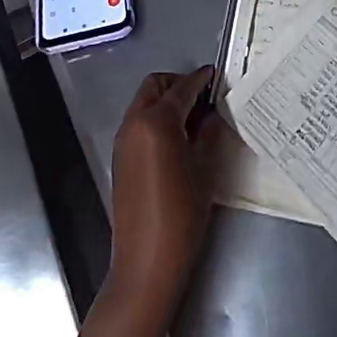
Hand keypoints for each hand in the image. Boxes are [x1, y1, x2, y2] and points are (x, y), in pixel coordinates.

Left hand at [109, 66, 218, 301]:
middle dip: (178, 84)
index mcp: (156, 122)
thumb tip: (211, 113)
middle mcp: (134, 124)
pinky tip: (178, 140)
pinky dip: (156, 119)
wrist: (146, 260)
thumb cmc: (181, 214)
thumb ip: (208, 132)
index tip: (216, 76)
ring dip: (166, 101)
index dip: (201, 79)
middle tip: (204, 98)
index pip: (182, 88)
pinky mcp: (120, 158)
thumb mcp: (205, 168)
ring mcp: (123, 141)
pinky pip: (138, 123)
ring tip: (194, 120)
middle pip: (155, 86)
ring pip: (144, 103)